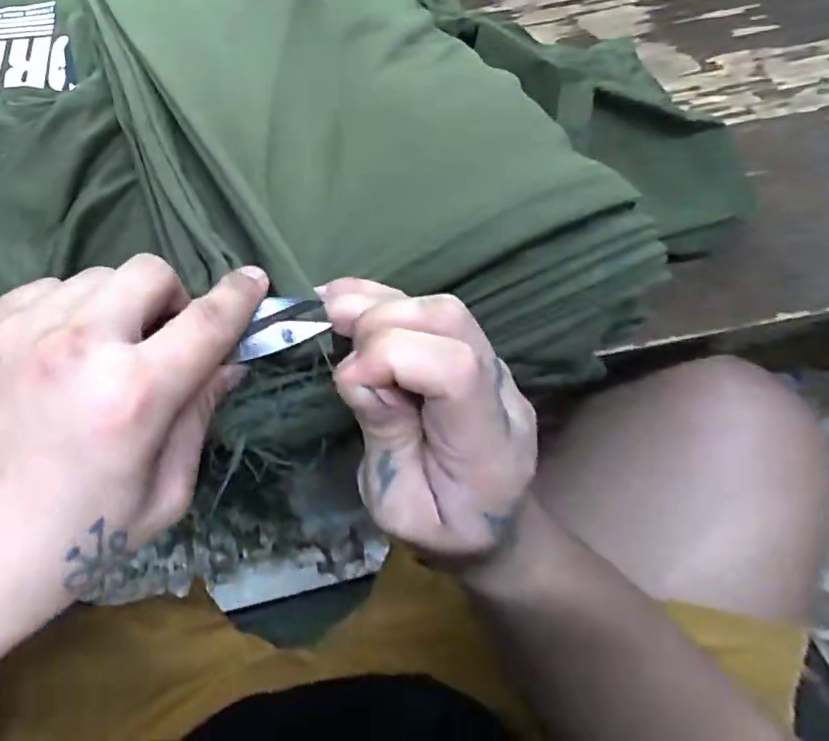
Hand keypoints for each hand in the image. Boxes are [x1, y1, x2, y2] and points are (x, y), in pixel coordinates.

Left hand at [0, 256, 267, 685]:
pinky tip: (45, 361)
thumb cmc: (70, 545)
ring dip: (111, 307)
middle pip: (147, 270)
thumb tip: (227, 359)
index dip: (239, 296)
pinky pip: (41, 292)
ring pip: (92, 277)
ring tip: (93, 357)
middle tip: (156, 340)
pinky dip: (60, 314)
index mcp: (132, 394)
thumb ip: (197, 416)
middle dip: (167, 298)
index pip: (206, 320)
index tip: (253, 279)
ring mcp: (18, 328)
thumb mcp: (158, 498)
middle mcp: (77, 344)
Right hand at [319, 279, 537, 568]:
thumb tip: (354, 374)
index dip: (390, 357)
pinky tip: (341, 303)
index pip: (455, 368)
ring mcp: (487, 364)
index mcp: (486, 442)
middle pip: (448, 320)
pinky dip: (378, 298)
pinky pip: (426, 307)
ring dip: (376, 304)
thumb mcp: (401, 510)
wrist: (492, 530)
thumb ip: (385, 438)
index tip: (348, 382)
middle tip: (338, 345)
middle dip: (380, 323)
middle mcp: (498, 390)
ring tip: (330, 318)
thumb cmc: (443, 529)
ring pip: (438, 306)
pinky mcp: (464, 350)